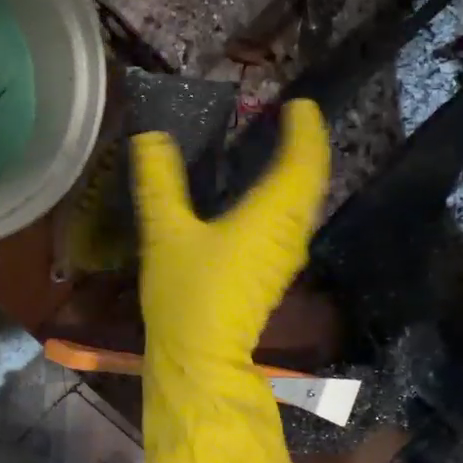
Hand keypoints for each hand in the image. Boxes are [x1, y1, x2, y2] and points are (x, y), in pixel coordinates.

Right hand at [131, 99, 330, 462]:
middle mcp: (290, 230)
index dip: (304, 128)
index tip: (295, 104)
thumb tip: (151, 138)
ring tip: (277, 147)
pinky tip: (261, 196)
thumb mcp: (165, 234)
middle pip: (311, 178)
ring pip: (304, 201)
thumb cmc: (187, 294)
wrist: (201, 359)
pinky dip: (285, 196)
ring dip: (297, 171)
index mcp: (271, 214)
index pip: (302, 159)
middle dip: (305, 145)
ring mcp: (285, 255)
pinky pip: (291, 220)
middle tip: (285, 119)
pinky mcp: (272, 272)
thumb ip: (159, 183)